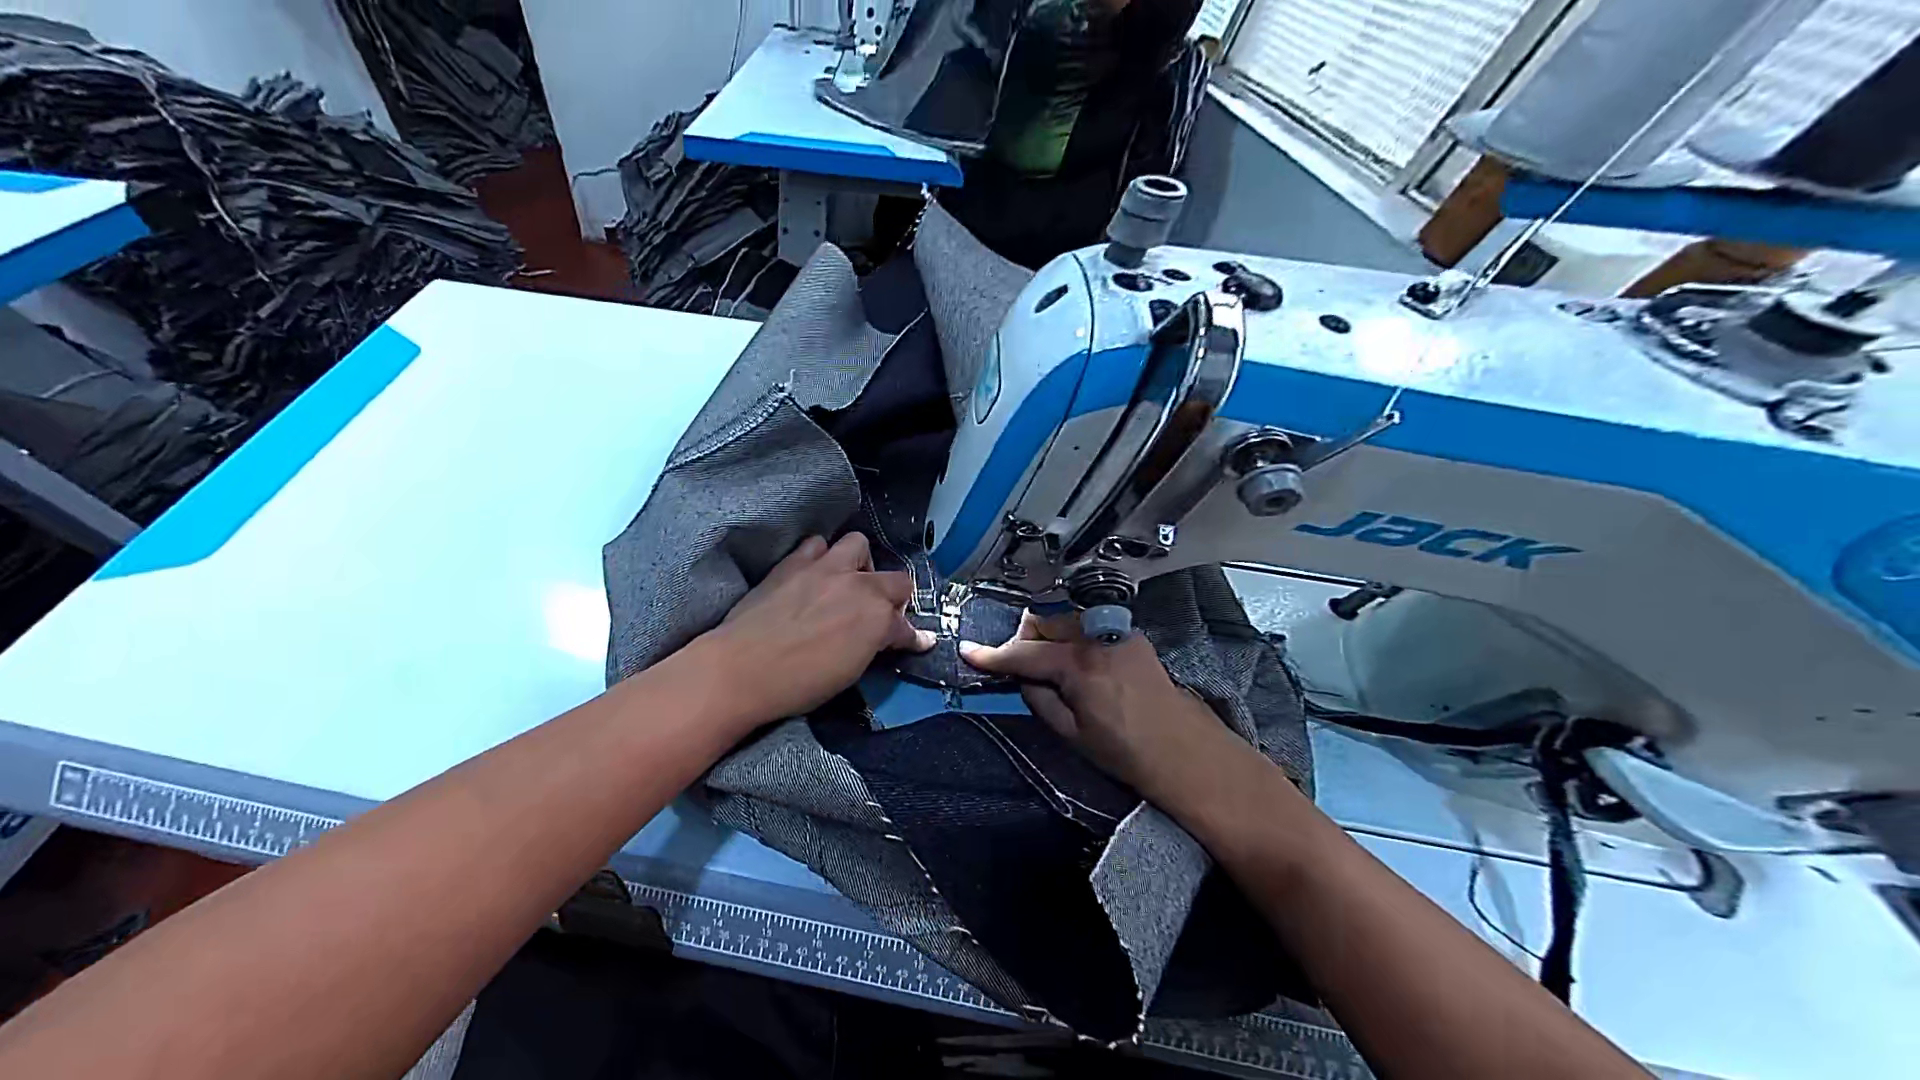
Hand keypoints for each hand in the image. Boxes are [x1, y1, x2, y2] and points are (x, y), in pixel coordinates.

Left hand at [695, 534, 934, 728]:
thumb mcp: (850, 672)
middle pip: (897, 580)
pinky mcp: (794, 563)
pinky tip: (813, 575)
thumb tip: (891, 639)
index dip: (911, 636)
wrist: (743, 668)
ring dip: (859, 563)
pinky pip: (816, 545)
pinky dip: (819, 557)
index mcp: (877, 618)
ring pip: (858, 544)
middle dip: (895, 597)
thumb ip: (872, 646)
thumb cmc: (800, 683)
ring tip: (847, 582)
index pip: (906, 626)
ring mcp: (825, 568)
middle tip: (879, 613)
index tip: (914, 642)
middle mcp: (858, 585)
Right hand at [959, 613, 1245, 803]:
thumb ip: (1037, 697)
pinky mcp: (1132, 635)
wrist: (1185, 752)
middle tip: (1022, 665)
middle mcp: (1098, 638)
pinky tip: (1078, 662)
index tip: (970, 653)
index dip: (993, 656)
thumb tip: (1020, 675)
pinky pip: (1089, 624)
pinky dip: (1073, 635)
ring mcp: (1118, 632)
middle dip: (1025, 637)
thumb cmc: (1126, 752)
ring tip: (1051, 664)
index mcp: (1079, 666)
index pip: (1024, 653)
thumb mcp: (1070, 733)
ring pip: (1066, 615)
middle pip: (1044, 618)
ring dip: (1049, 632)